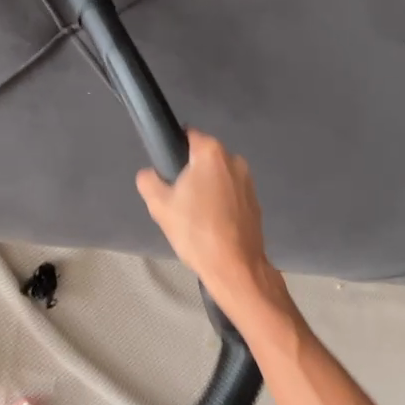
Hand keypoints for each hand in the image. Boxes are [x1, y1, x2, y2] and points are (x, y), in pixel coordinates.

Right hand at [135, 130, 270, 298]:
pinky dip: (221, 204)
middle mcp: (233, 159)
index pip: (187, 136)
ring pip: (217, 177)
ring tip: (194, 217)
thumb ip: (148, 180)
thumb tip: (150, 174)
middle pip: (203, 158)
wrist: (235, 268)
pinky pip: (231, 194)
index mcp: (211, 152)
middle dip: (190, 173)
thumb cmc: (196, 231)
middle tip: (177, 200)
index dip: (174, 150)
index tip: (167, 172)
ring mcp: (248, 181)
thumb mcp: (159, 205)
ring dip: (206, 189)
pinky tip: (212, 226)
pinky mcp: (256, 202)